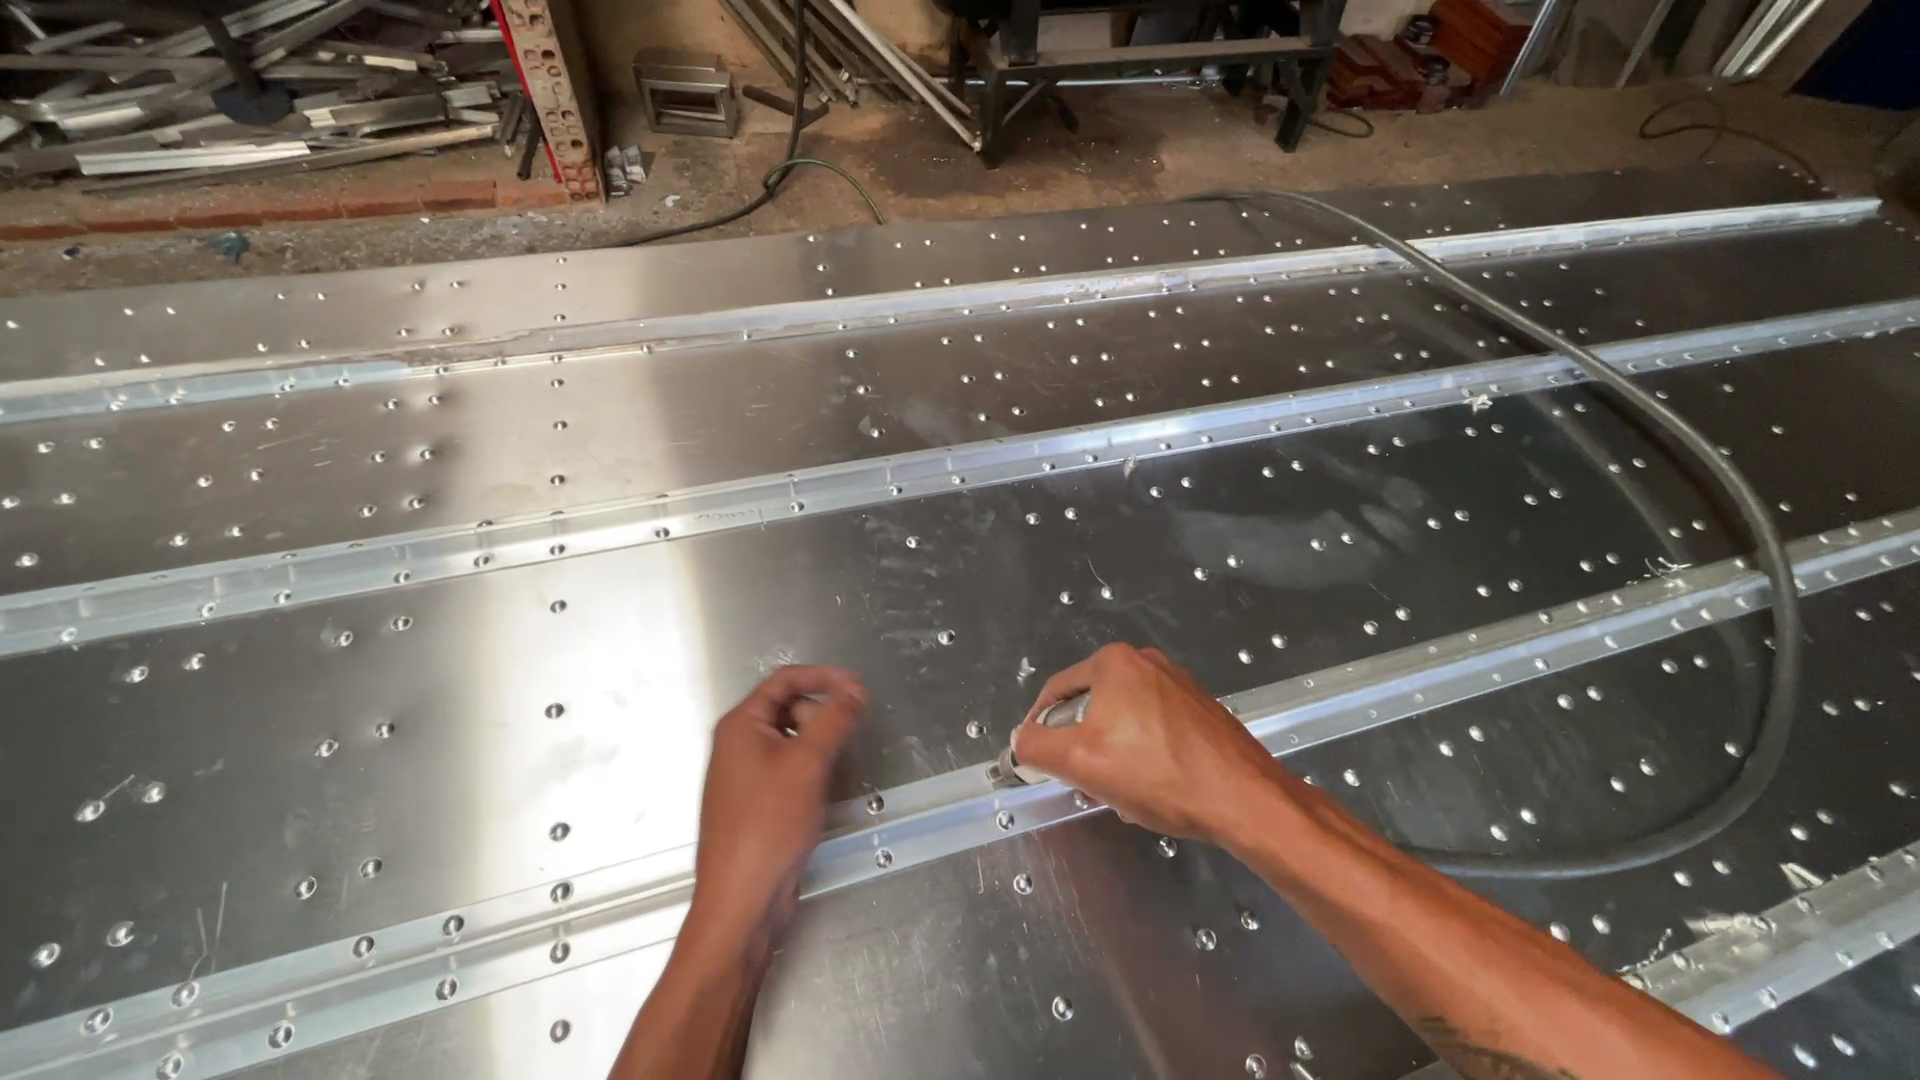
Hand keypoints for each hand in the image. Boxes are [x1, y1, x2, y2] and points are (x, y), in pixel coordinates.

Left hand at [689, 666, 865, 939]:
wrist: (742, 899)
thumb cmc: (768, 826)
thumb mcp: (808, 763)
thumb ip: (834, 719)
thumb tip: (854, 689)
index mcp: (741, 725)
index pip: (785, 680)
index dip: (824, 677)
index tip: (858, 687)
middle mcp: (738, 745)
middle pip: (789, 708)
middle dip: (822, 716)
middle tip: (843, 738)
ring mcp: (745, 775)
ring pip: (791, 742)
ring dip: (818, 746)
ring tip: (832, 770)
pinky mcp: (757, 803)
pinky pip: (789, 770)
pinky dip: (810, 771)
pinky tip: (821, 794)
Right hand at [1012, 644, 1284, 847]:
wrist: (1245, 800)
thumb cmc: (1159, 775)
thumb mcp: (1080, 762)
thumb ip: (1038, 746)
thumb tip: (1022, 738)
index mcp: (1115, 663)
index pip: (1056, 691)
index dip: (1040, 728)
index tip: (1041, 761)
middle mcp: (1147, 663)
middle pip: (1091, 706)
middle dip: (1082, 746)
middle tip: (1087, 782)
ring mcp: (1179, 685)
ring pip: (1122, 721)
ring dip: (1112, 754)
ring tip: (1124, 791)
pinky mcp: (1201, 710)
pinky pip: (1153, 728)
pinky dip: (1144, 755)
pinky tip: (1154, 787)